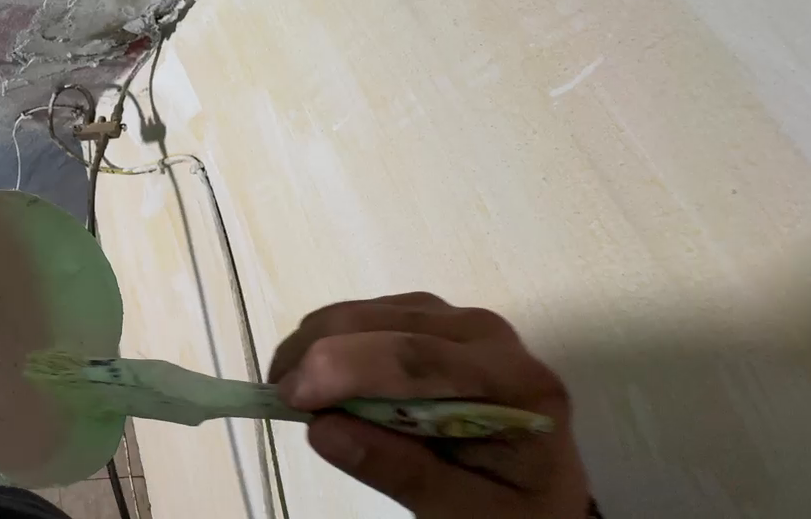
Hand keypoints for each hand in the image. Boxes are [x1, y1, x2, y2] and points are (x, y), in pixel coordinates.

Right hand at [269, 293, 591, 517]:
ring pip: (357, 313)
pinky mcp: (416, 311)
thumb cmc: (510, 506)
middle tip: (278, 400)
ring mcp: (447, 315)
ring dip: (313, 348)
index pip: (419, 358)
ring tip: (296, 395)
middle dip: (317, 357)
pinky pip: (354, 314)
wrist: (532, 482)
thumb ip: (406, 475)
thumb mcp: (473, 515)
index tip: (291, 399)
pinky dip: (324, 342)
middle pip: (378, 326)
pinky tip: (320, 378)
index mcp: (515, 380)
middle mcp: (481, 331)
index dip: (347, 369)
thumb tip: (322, 431)